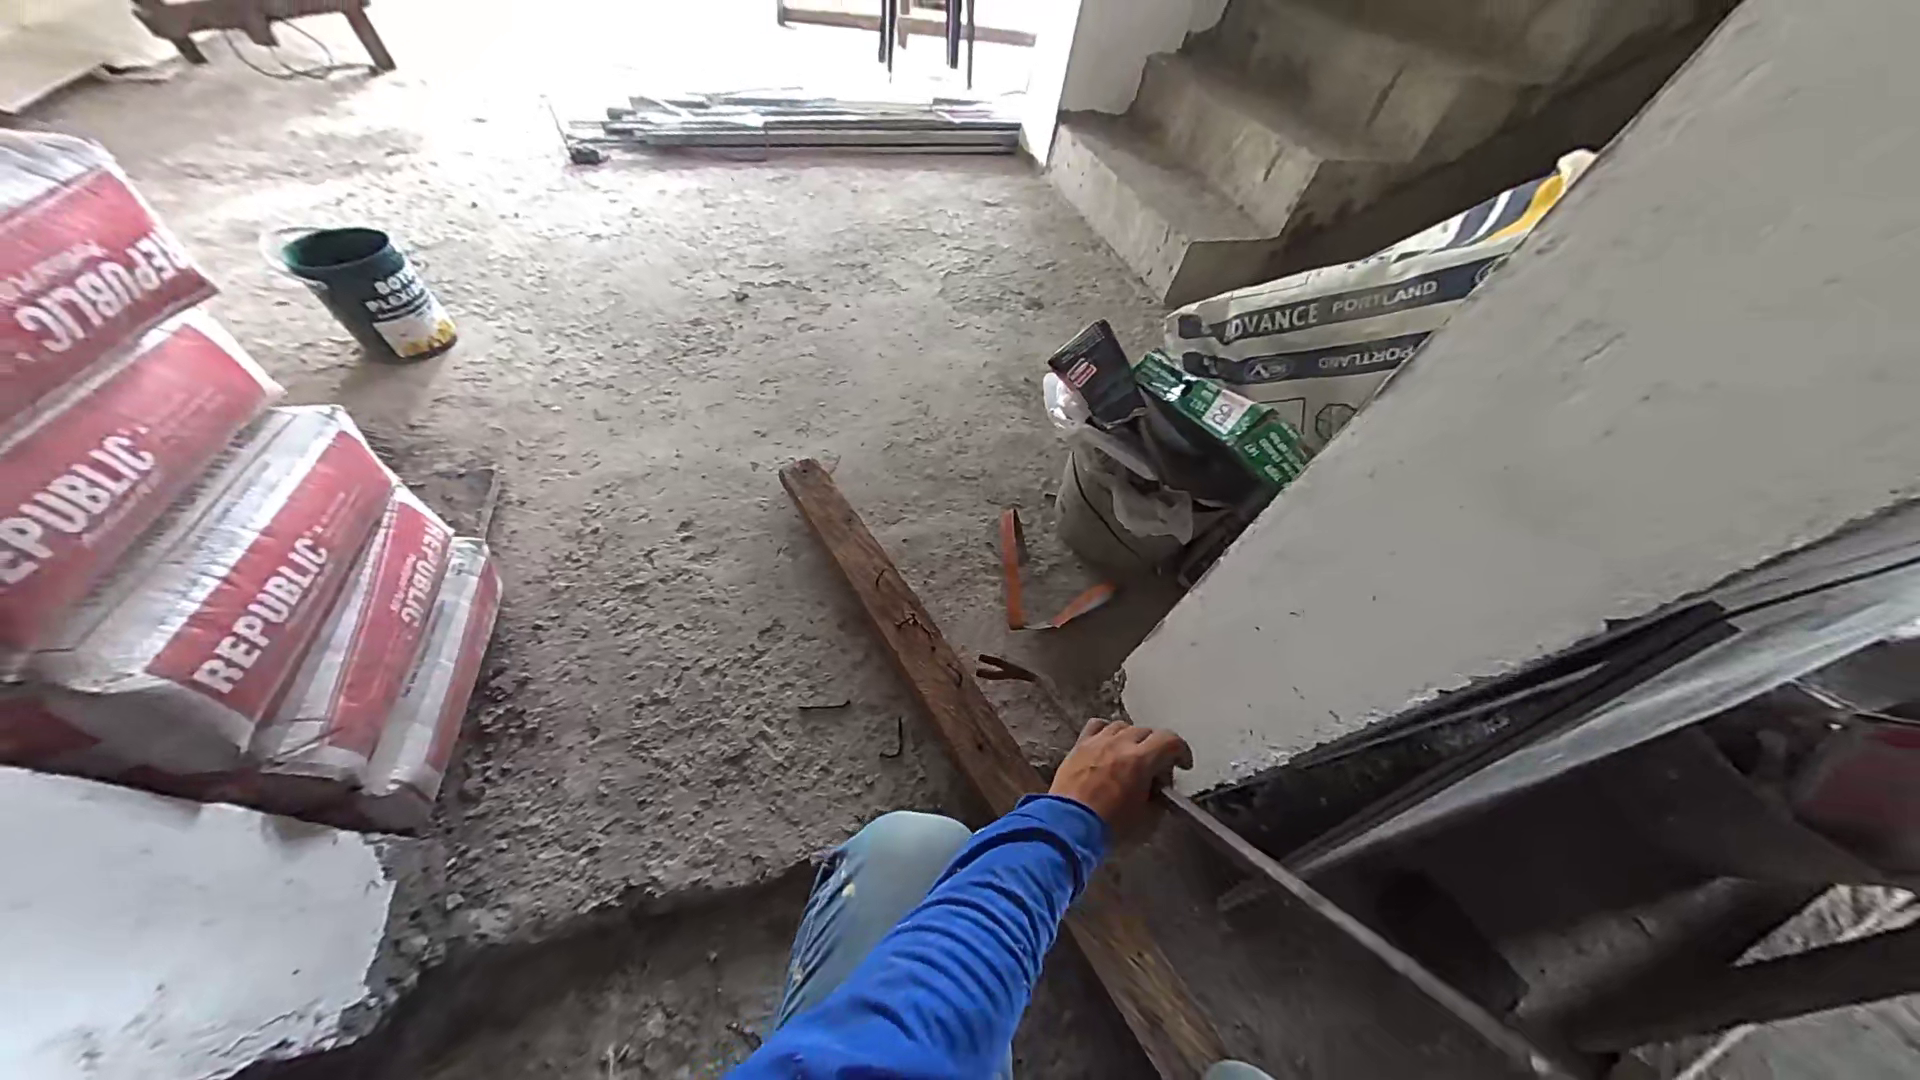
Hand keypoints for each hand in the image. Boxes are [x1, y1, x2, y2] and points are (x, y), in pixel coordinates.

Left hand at [1048, 718, 1192, 839]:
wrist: (1069, 826)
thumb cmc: (1108, 828)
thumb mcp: (1147, 821)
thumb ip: (1159, 799)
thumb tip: (1159, 789)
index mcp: (1140, 761)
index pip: (1170, 740)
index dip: (1182, 751)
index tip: (1182, 764)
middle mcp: (1119, 744)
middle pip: (1147, 732)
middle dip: (1157, 748)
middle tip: (1156, 770)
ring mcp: (1097, 742)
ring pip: (1122, 726)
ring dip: (1133, 739)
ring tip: (1132, 757)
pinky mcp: (1079, 746)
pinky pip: (1097, 726)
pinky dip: (1107, 732)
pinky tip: (1108, 745)